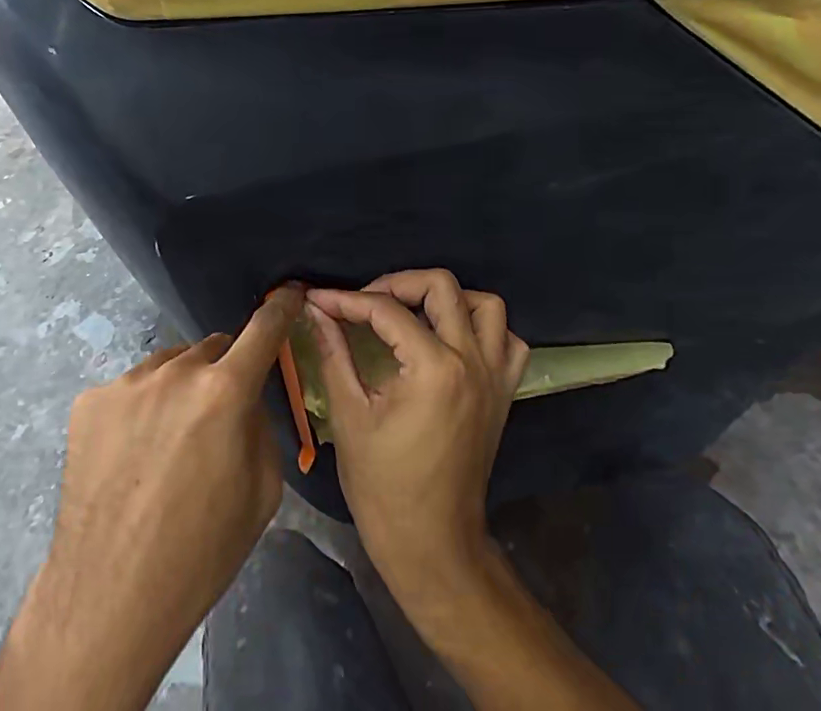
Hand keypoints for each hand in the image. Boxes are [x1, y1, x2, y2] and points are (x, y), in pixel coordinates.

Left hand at [0, 286, 303, 710]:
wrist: (113, 587)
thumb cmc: (203, 549)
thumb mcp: (261, 491)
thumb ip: (257, 426)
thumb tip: (244, 398)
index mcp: (223, 393)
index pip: (261, 332)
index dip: (280, 310)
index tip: (289, 294)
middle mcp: (173, 373)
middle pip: (210, 349)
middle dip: (222, 371)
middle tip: (217, 414)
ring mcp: (125, 383)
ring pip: (167, 367)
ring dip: (178, 388)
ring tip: (168, 442)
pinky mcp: (89, 401)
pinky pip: (129, 390)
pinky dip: (140, 409)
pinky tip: (131, 453)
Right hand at [305, 271, 529, 612]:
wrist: (430, 537)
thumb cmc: (380, 482)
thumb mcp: (348, 413)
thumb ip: (333, 352)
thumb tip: (314, 311)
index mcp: (433, 368)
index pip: (385, 309)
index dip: (345, 299)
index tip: (316, 299)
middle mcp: (472, 362)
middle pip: (441, 287)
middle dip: (395, 283)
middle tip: (362, 302)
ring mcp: (495, 377)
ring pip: (485, 305)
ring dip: (445, 298)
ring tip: (409, 312)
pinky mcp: (503, 393)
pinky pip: (506, 340)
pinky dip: (480, 327)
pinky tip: (448, 339)